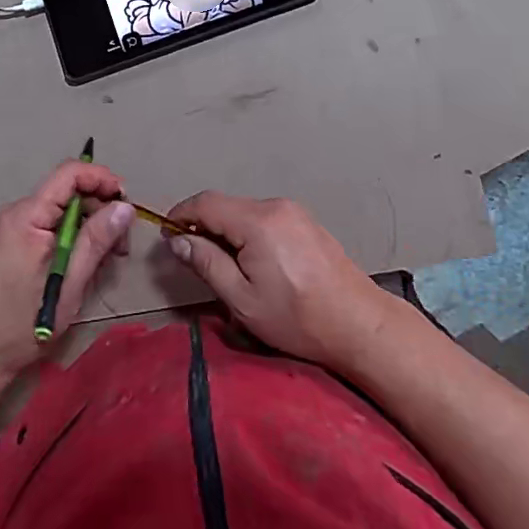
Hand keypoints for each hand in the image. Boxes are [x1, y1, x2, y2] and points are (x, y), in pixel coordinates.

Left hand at [0, 161, 134, 385]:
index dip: (102, 179)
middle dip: (101, 211)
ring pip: (63, 211)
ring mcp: (14, 227)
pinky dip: (73, 240)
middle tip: (122, 248)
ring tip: (104, 264)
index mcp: (27, 215)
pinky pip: (51, 227)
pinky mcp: (15, 243)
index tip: (127, 203)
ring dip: (90, 229)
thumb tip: (125, 207)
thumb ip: (96, 241)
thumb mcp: (68, 283)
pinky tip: (82, 268)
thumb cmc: (23, 323)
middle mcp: (18, 212)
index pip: (69, 173)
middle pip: (69, 192)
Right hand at [166, 191, 397, 370]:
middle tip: (191, 256)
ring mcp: (294, 212)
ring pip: (244, 211)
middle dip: (203, 225)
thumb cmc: (298, 318)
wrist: (361, 326)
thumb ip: (207, 263)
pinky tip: (252, 261)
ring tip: (222, 264)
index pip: (205, 202)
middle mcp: (275, 206)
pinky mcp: (306, 222)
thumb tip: (178, 240)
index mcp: (258, 221)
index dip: (180, 215)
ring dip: (225, 229)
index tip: (167, 235)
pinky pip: (264, 218)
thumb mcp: (242, 299)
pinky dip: (247, 231)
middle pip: (225, 205)